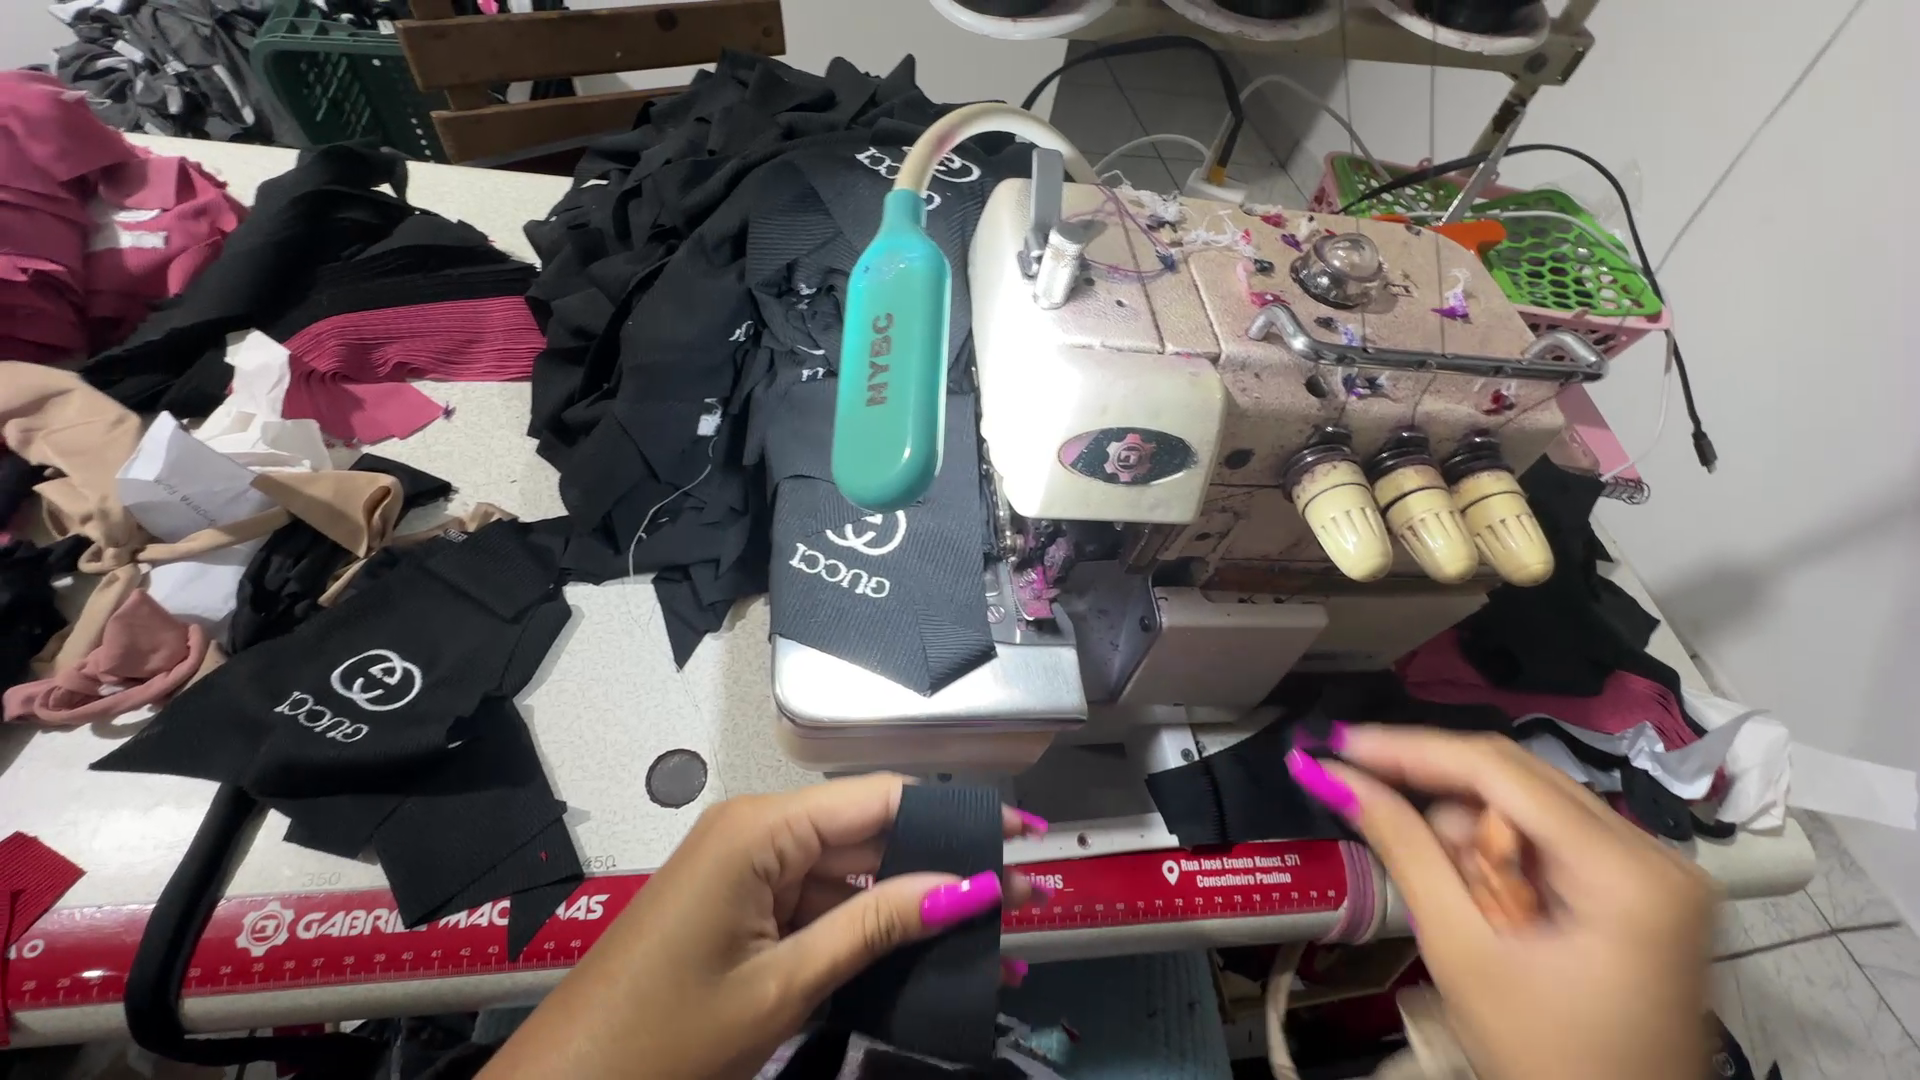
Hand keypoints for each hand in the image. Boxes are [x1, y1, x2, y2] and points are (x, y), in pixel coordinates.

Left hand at [481, 775, 1045, 1079]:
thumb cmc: (668, 1039)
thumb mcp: (785, 984)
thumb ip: (878, 925)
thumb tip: (972, 886)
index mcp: (763, 827)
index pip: (881, 798)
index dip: (955, 815)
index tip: (1022, 835)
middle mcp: (759, 829)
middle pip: (870, 831)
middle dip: (943, 864)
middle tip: (1018, 895)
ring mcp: (750, 866)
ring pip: (851, 869)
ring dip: (911, 899)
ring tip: (985, 927)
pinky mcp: (745, 901)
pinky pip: (820, 899)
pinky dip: (868, 923)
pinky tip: (919, 946)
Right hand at [1285, 725, 1717, 1079]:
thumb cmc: (1545, 1057)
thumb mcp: (1460, 948)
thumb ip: (1402, 847)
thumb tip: (1337, 777)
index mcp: (1625, 871)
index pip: (1498, 770)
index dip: (1409, 748)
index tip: (1340, 743)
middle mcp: (1652, 852)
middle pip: (1512, 778)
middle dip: (1436, 795)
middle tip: (1362, 793)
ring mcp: (1649, 868)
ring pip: (1521, 802)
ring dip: (1467, 834)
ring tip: (1454, 897)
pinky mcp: (1635, 885)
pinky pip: (1540, 833)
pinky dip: (1494, 853)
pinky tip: (1483, 897)